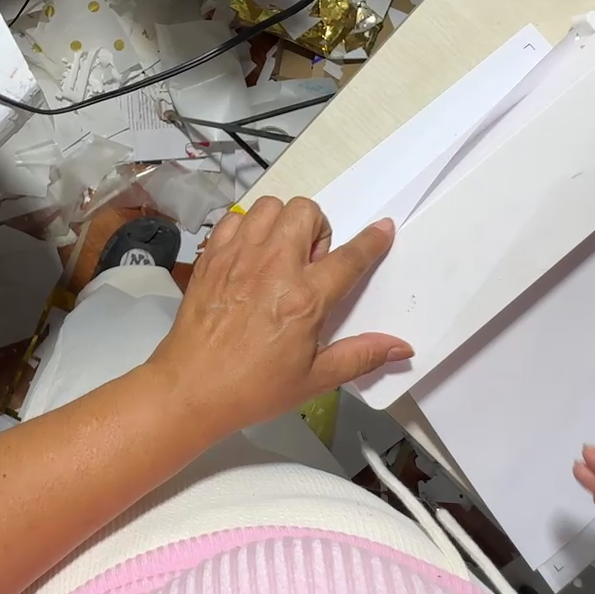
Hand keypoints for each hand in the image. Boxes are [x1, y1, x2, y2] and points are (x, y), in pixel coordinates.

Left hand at [144, 196, 408, 437]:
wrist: (193, 385)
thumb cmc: (255, 386)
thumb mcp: (315, 379)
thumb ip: (361, 356)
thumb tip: (401, 347)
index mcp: (304, 297)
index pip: (349, 258)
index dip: (371, 241)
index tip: (382, 229)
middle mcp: (273, 265)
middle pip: (305, 212)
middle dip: (317, 228)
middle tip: (311, 262)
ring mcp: (238, 254)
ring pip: (270, 206)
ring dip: (282, 222)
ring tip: (280, 254)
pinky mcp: (212, 254)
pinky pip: (235, 217)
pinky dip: (248, 227)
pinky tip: (250, 254)